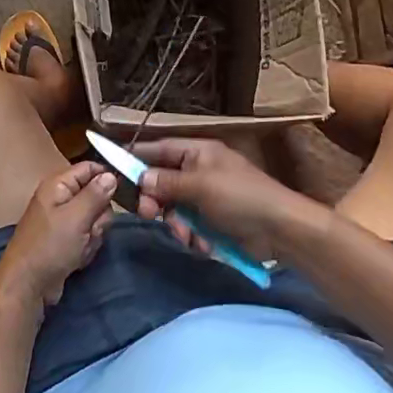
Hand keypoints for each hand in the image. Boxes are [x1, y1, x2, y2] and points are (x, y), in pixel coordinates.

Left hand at [0, 162, 117, 308]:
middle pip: (97, 195)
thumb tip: (111, 175)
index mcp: (58, 184)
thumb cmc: (50, 246)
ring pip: (96, 218)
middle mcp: (61, 198)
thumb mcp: (76, 217)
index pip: (90, 168)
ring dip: (93, 234)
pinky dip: (87, 246)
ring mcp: (64, 219)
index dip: (106, 178)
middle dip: (99, 216)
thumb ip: (96, 194)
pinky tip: (77, 257)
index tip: (122, 193)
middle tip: (90, 229)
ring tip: (80, 246)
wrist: (28, 285)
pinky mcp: (67, 239)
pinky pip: (88, 235)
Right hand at [129, 137, 319, 257]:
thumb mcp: (200, 185)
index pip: (158, 148)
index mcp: (197, 152)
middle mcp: (199, 171)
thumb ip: (166, 181)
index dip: (136, 156)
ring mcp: (206, 198)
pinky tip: (204, 244)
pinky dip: (193, 236)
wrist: (279, 230)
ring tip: (189, 235)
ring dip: (177, 224)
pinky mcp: (212, 222)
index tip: (113, 166)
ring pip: (173, 209)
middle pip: (162, 182)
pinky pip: (189, 227)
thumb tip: (140, 177)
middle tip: (151, 214)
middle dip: (157, 201)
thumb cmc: (240, 196)